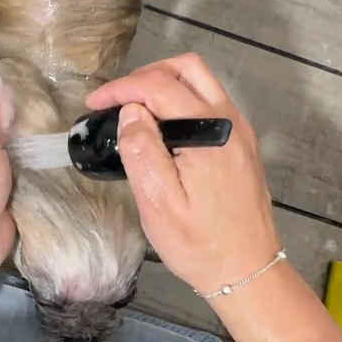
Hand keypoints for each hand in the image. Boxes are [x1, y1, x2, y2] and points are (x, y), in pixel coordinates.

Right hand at [87, 54, 282, 297]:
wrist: (248, 272)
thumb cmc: (199, 243)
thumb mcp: (158, 202)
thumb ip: (142, 150)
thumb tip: (131, 112)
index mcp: (210, 132)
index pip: (159, 87)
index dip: (121, 88)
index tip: (94, 103)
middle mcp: (230, 122)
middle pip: (188, 68)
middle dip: (146, 75)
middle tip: (115, 100)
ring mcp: (240, 132)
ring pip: (202, 83)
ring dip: (164, 85)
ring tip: (133, 110)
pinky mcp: (242, 145)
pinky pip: (210, 104)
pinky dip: (180, 102)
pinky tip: (160, 129)